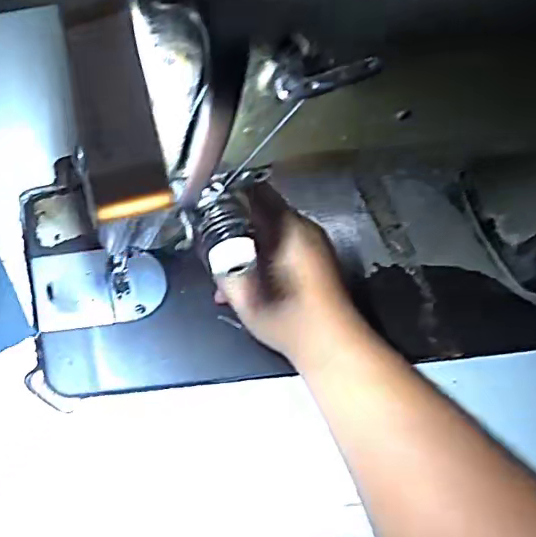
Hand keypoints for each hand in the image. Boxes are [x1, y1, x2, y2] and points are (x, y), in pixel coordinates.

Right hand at [212, 184, 369, 370]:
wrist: (330, 345)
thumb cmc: (288, 321)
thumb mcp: (244, 296)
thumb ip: (223, 264)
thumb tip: (210, 246)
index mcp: (287, 229)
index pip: (254, 191)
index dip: (225, 195)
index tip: (204, 208)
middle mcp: (303, 229)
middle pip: (261, 210)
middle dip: (232, 224)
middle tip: (209, 244)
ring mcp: (312, 244)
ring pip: (269, 230)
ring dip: (244, 244)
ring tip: (224, 272)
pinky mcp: (314, 260)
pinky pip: (281, 245)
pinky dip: (260, 255)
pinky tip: (246, 282)